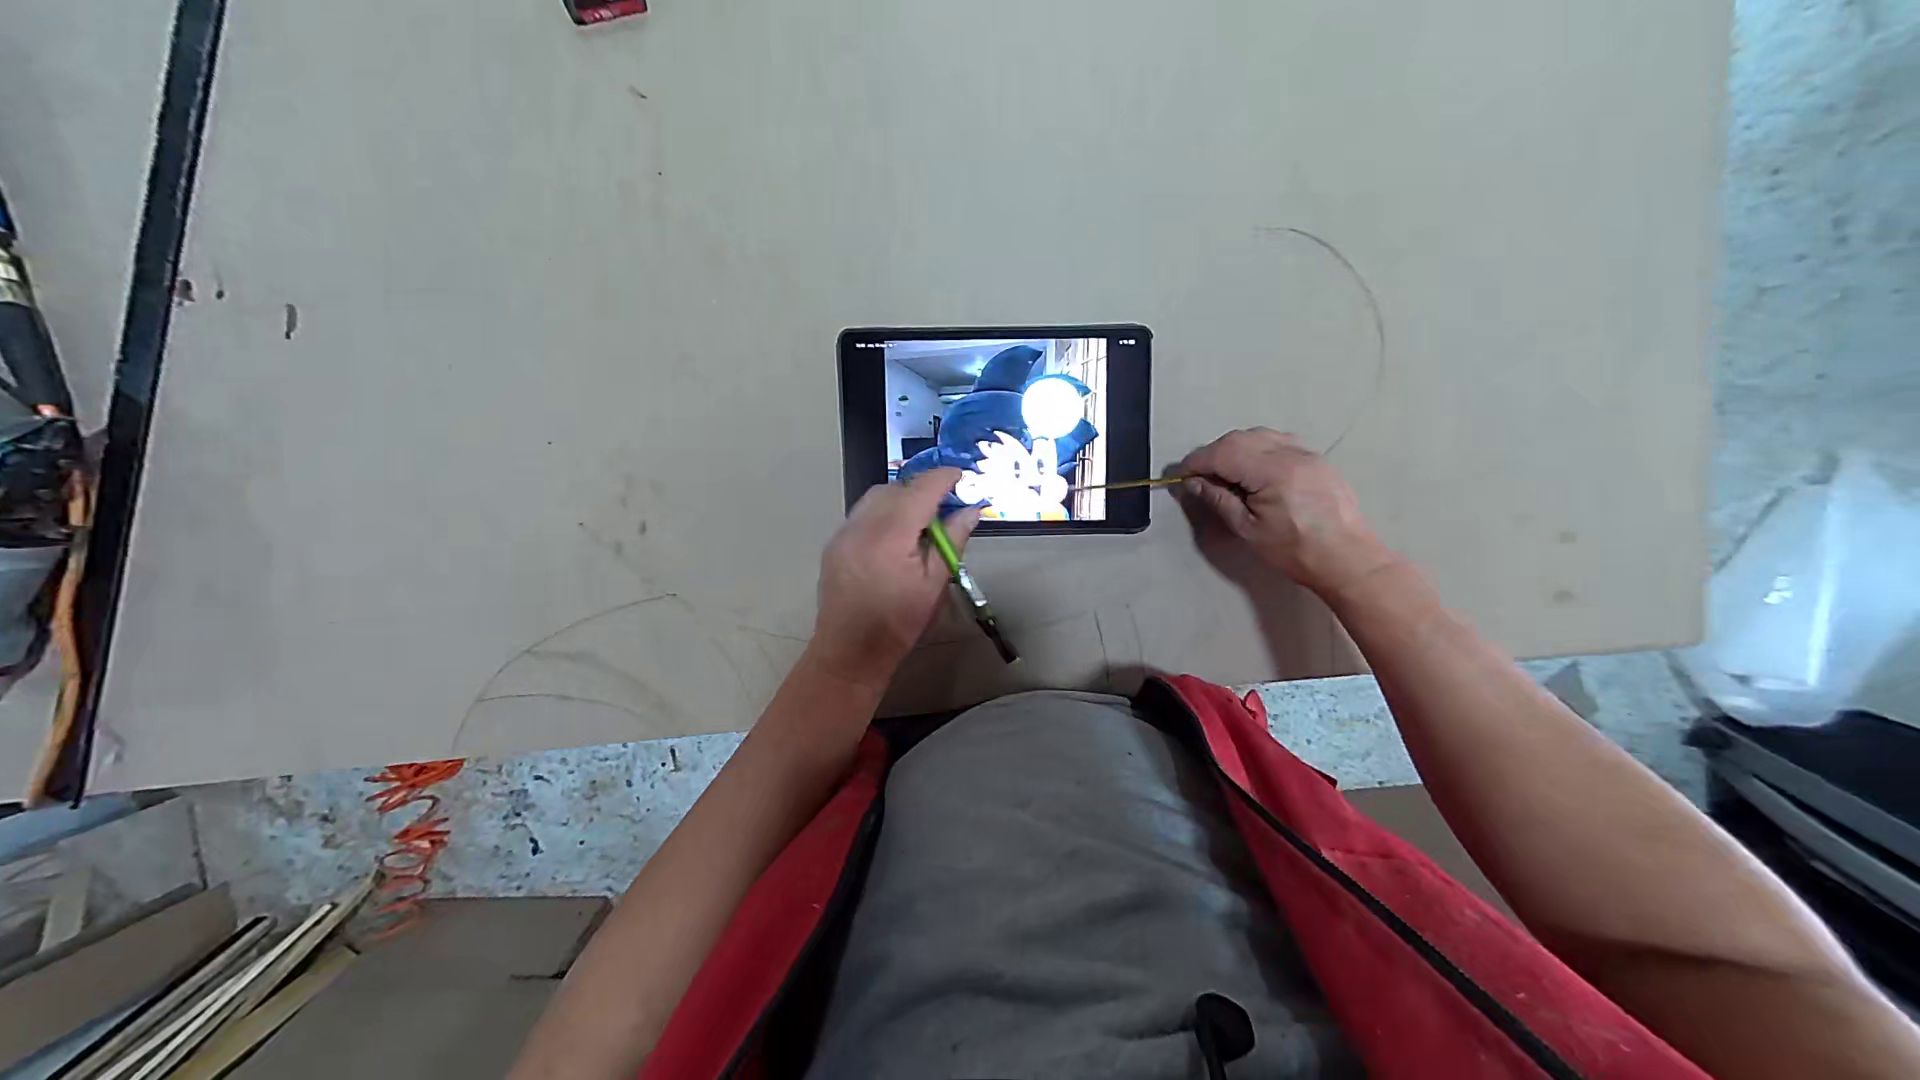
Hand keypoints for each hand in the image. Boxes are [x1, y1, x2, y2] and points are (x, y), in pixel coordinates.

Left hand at [810, 468, 982, 685]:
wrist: (850, 651)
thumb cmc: (899, 623)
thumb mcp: (934, 583)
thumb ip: (952, 540)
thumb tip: (971, 510)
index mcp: (890, 536)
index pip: (920, 491)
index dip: (943, 478)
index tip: (961, 476)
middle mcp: (862, 526)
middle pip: (895, 488)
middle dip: (921, 489)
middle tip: (944, 505)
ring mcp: (843, 533)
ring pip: (875, 497)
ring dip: (900, 498)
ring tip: (920, 520)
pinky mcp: (834, 543)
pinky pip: (861, 513)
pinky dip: (882, 513)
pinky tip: (894, 535)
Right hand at [1177, 428, 1397, 596]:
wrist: (1347, 559)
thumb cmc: (1294, 551)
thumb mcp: (1248, 529)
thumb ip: (1219, 500)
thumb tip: (1193, 483)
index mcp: (1273, 471)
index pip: (1223, 453)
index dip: (1196, 462)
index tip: (1180, 476)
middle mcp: (1291, 453)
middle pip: (1239, 439)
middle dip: (1212, 453)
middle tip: (1198, 477)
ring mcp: (1307, 453)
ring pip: (1259, 435)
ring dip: (1234, 448)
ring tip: (1223, 472)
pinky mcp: (1317, 459)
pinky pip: (1279, 441)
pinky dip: (1258, 447)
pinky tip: (1252, 467)